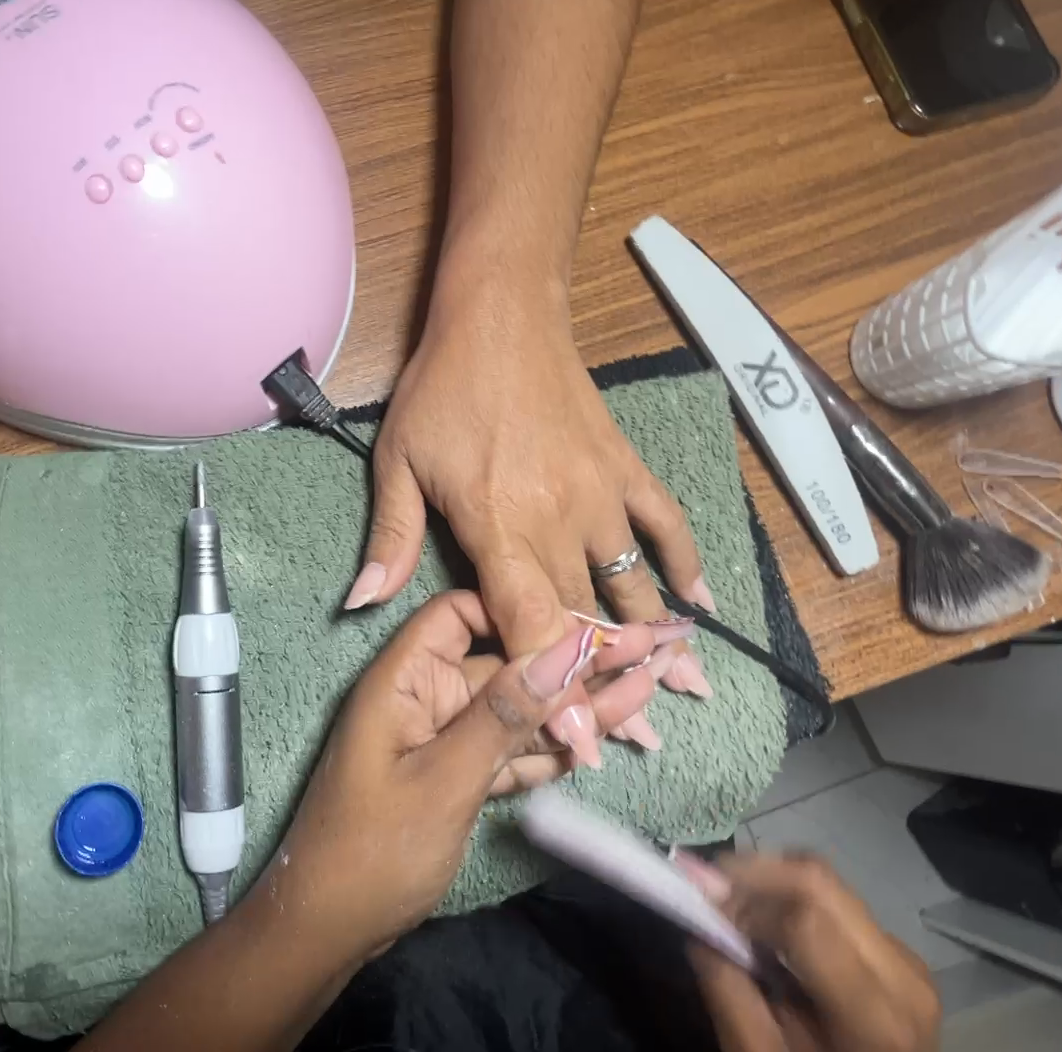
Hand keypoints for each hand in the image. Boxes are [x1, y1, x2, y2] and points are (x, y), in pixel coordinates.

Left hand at [264, 591, 659, 962]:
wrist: (331, 927)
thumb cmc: (376, 848)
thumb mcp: (444, 778)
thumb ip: (504, 714)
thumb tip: (563, 647)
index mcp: (404, 679)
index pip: (461, 614)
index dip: (517, 611)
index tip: (582, 621)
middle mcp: (426, 697)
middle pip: (504, 664)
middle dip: (573, 660)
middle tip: (653, 647)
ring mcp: (444, 738)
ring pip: (518, 710)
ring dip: (578, 704)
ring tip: (651, 683)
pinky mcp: (457, 775)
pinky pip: (511, 750)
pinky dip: (555, 746)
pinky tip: (609, 730)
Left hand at [348, 266, 714, 760]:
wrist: (500, 317)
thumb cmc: (441, 391)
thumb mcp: (397, 463)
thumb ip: (388, 539)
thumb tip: (361, 603)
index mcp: (499, 527)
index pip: (532, 624)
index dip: (556, 690)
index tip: (583, 746)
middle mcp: (558, 521)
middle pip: (588, 617)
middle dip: (612, 684)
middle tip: (642, 742)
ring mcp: (600, 494)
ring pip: (633, 581)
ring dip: (658, 639)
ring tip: (685, 691)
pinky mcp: (623, 467)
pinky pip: (663, 521)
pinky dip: (684, 562)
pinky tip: (700, 602)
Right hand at [684, 855, 940, 1051]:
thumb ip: (726, 988)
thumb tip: (696, 918)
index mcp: (875, 1015)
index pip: (804, 921)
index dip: (744, 902)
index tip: (701, 907)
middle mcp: (901, 973)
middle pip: (817, 882)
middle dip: (750, 871)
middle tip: (706, 887)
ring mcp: (904, 957)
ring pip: (824, 881)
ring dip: (768, 880)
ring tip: (734, 904)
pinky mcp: (896, 949)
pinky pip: (834, 899)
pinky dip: (788, 896)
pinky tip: (767, 921)